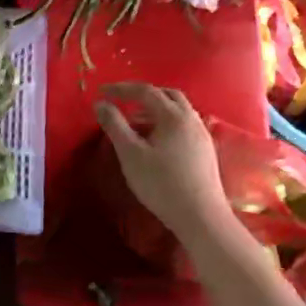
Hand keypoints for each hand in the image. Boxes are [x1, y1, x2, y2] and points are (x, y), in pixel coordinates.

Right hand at [93, 83, 230, 237]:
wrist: (200, 216)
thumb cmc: (161, 183)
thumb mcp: (130, 153)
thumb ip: (114, 125)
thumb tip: (100, 103)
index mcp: (173, 116)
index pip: (145, 91)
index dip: (121, 88)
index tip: (101, 92)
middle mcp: (191, 119)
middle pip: (167, 95)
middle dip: (142, 94)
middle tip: (121, 102)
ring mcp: (202, 135)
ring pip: (178, 110)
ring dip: (154, 108)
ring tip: (134, 122)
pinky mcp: (205, 150)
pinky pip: (183, 124)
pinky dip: (165, 121)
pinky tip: (154, 139)